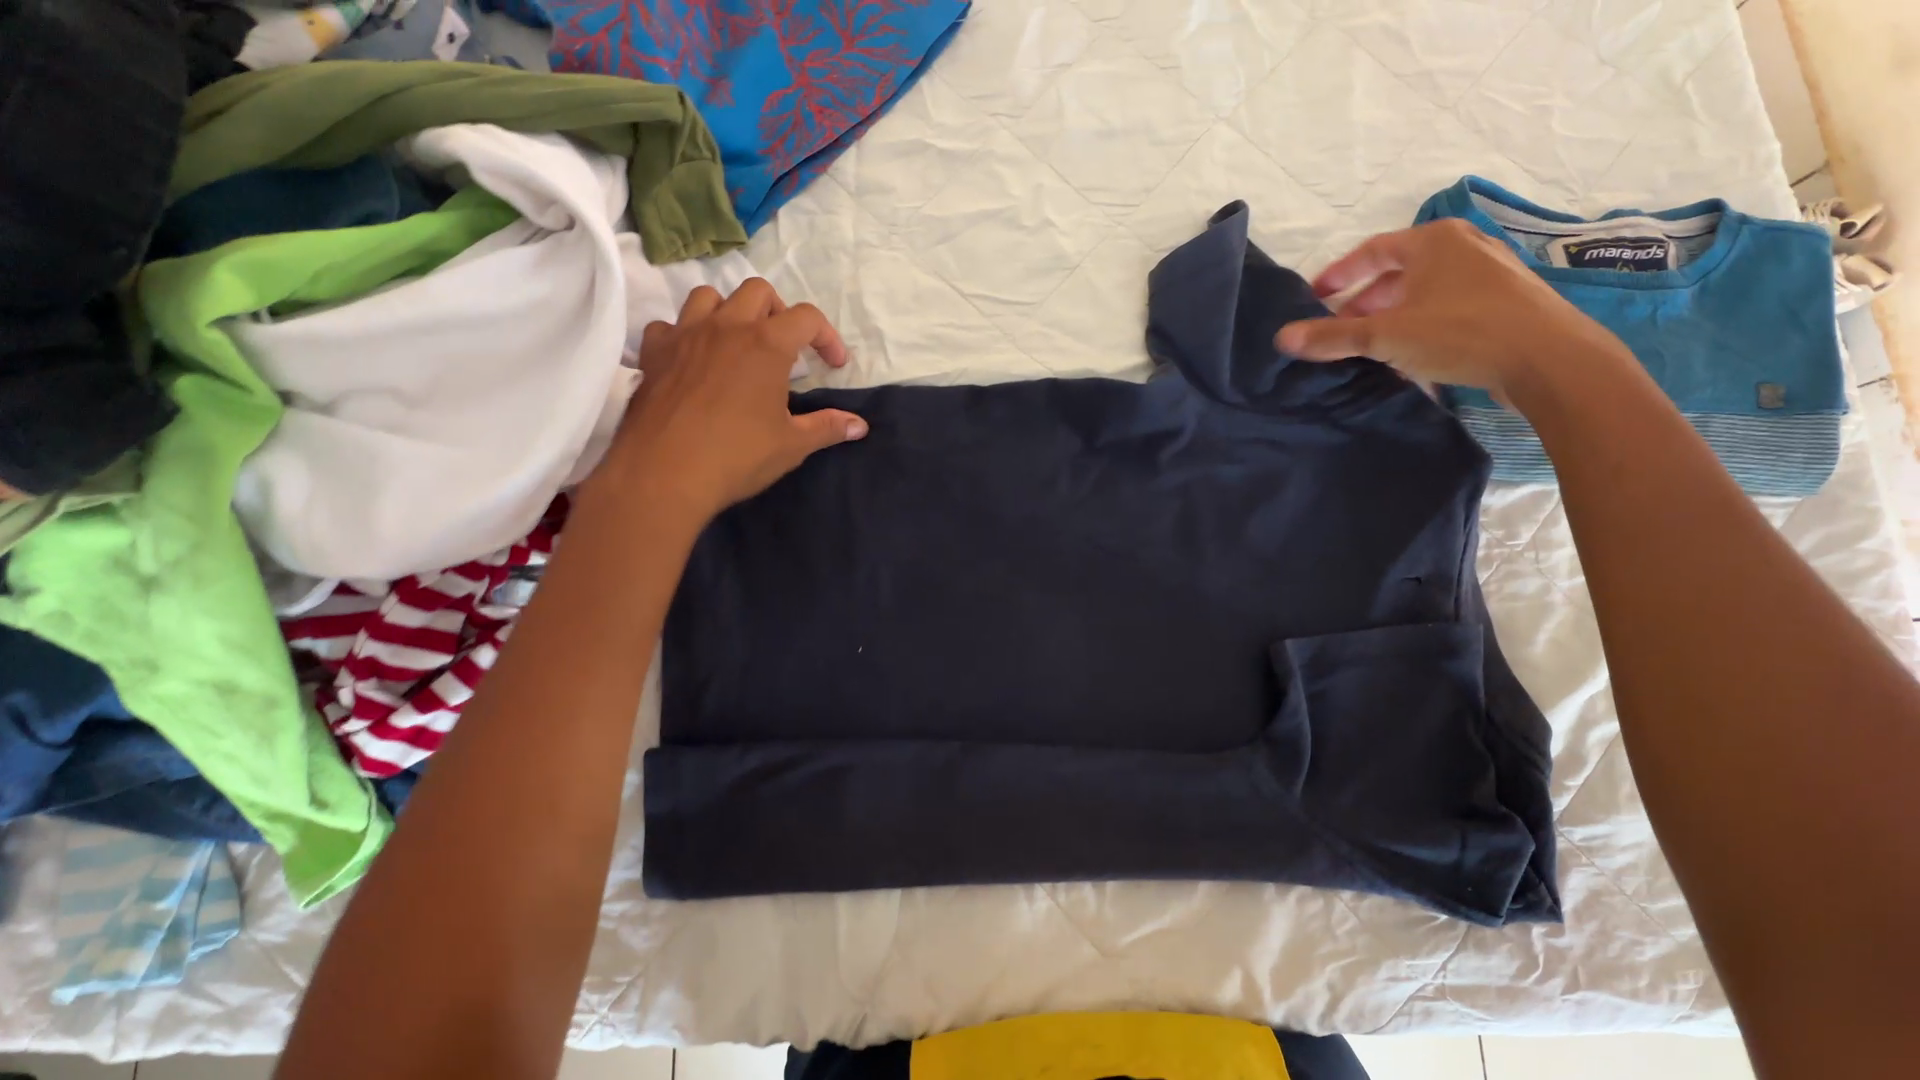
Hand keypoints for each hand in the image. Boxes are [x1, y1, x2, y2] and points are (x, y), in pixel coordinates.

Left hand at [602, 278, 865, 519]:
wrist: (663, 473)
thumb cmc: (736, 456)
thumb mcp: (791, 445)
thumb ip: (827, 428)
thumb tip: (859, 426)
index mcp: (767, 344)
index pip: (807, 317)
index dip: (827, 336)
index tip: (833, 365)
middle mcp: (726, 327)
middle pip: (757, 291)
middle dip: (777, 311)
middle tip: (783, 346)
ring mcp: (685, 335)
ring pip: (708, 297)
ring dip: (728, 312)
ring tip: (735, 343)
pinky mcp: (653, 353)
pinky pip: (668, 326)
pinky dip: (682, 335)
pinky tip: (690, 360)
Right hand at [1276, 218, 1634, 404]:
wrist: (1550, 358)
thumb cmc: (1462, 333)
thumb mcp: (1387, 336)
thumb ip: (1334, 336)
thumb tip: (1283, 338)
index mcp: (1433, 240)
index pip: (1372, 250)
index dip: (1339, 275)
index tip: (1315, 298)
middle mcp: (1464, 246)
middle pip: (1399, 271)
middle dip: (1365, 301)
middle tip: (1341, 329)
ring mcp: (1491, 272)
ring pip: (1426, 291)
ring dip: (1394, 316)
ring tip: (1373, 345)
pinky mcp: (1509, 301)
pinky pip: (1450, 306)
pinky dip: (1423, 323)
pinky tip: (1414, 354)